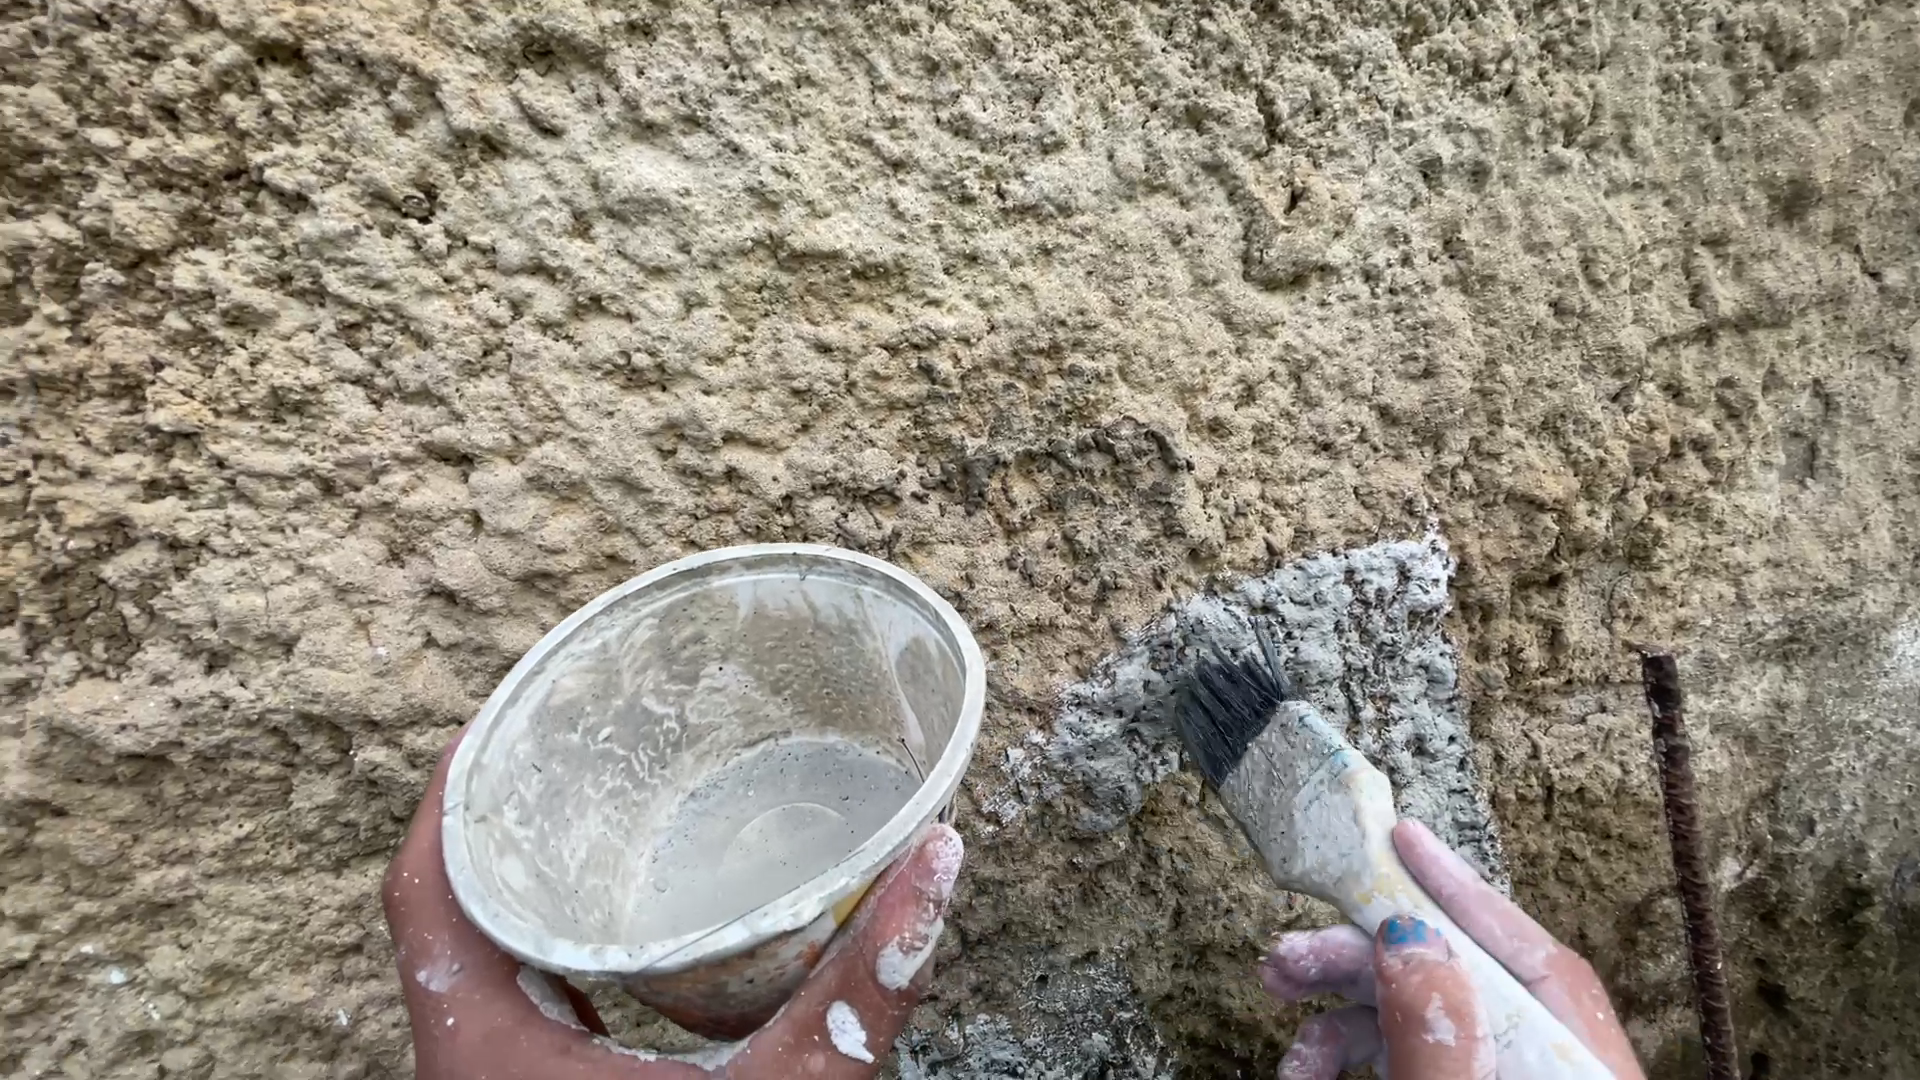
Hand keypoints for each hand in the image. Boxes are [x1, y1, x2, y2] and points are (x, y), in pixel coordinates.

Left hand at [382, 732, 961, 1078]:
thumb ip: (860, 991)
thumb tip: (938, 857)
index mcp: (489, 1055)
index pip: (427, 893)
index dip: (454, 792)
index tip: (504, 708)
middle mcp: (481, 1061)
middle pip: (455, 902)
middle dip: (502, 808)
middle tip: (573, 729)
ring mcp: (512, 1076)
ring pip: (491, 944)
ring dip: (531, 864)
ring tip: (602, 791)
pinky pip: (536, 981)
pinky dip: (567, 921)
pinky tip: (633, 901)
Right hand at [1259, 820, 1644, 1079]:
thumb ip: (1438, 1040)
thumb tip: (1407, 932)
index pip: (1537, 963)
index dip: (1465, 890)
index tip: (1398, 837)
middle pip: (1457, 984)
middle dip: (1360, 959)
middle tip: (1285, 955)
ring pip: (1419, 1021)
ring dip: (1338, 1012)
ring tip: (1280, 1020)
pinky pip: (1405, 1063)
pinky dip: (1347, 1055)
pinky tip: (1306, 1070)